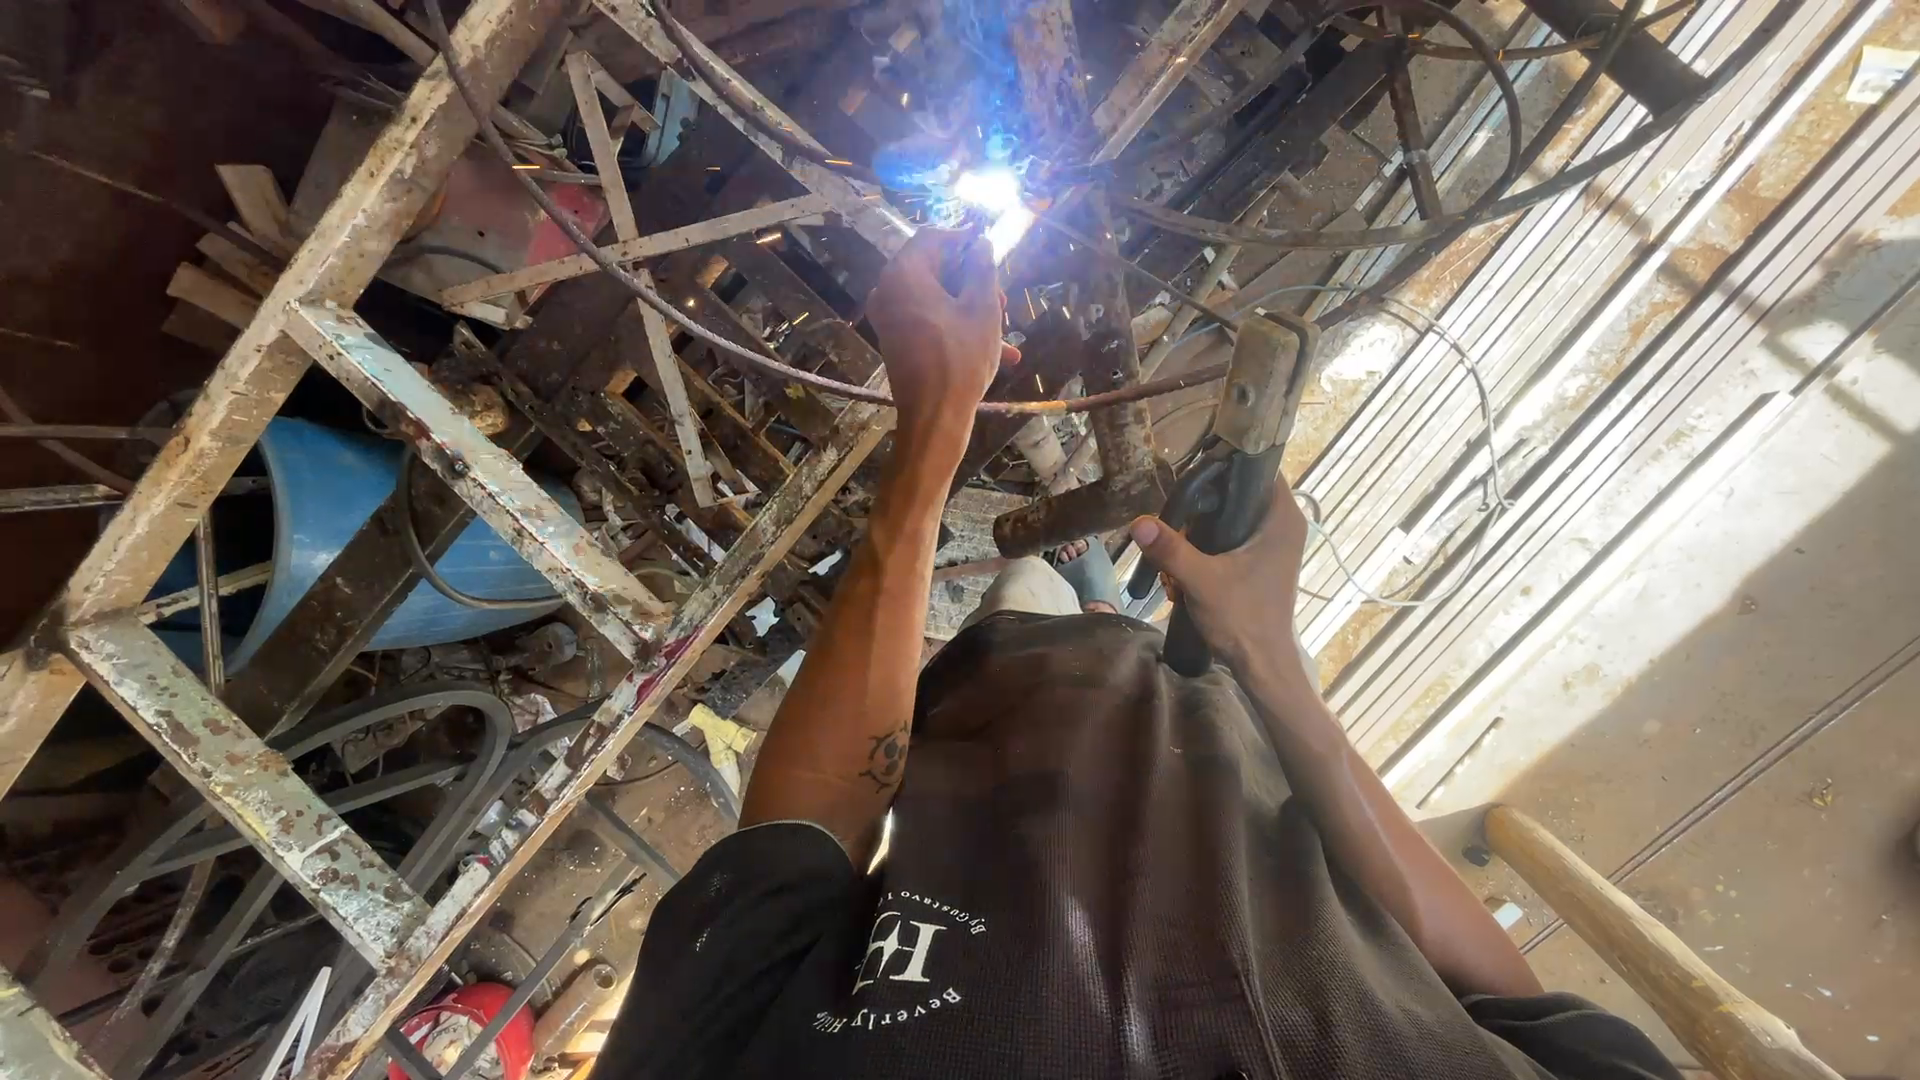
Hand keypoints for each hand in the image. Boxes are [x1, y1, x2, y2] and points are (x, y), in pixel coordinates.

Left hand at [865, 227, 1015, 437]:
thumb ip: (982, 268)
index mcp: (903, 274)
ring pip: (937, 300)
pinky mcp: (897, 342)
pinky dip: (957, 329)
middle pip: (935, 270)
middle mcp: (888, 292)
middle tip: (1002, 301)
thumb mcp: (982, 308)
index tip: (988, 250)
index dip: (963, 239)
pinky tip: (998, 352)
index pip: (932, 237)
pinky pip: (930, 323)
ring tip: (1006, 331)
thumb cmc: (960, 358)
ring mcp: (889, 319)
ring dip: (971, 310)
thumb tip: (981, 243)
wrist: (935, 416)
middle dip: (972, 282)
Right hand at [1129, 478, 1312, 685]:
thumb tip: (1139, 521)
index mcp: (1281, 518)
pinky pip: (1228, 538)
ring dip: (1198, 532)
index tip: (1191, 476)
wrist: (1262, 664)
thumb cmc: (1243, 619)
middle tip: (1177, 523)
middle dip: (1202, 506)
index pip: (1257, 466)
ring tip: (1179, 554)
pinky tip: (1185, 571)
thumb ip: (1171, 549)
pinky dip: (1205, 548)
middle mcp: (1282, 523)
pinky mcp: (1259, 560)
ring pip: (1227, 517)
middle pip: (1235, 491)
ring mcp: (1271, 543)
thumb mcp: (1201, 581)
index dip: (1224, 463)